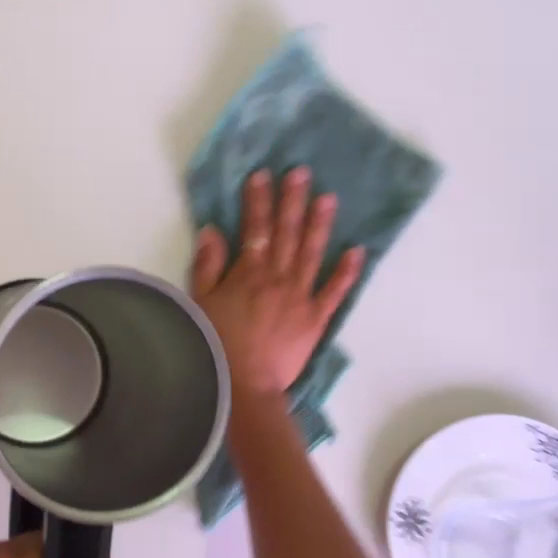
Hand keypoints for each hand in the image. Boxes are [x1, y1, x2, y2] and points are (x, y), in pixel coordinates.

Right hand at [191, 167, 362, 400]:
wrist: (244, 384)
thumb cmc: (215, 345)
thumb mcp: (201, 303)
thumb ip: (208, 266)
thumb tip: (212, 231)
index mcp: (248, 272)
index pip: (255, 228)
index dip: (258, 200)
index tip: (263, 175)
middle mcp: (278, 277)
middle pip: (287, 233)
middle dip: (292, 201)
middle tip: (301, 173)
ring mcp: (300, 296)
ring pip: (312, 252)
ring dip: (320, 224)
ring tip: (328, 198)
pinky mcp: (316, 318)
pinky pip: (334, 291)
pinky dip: (347, 271)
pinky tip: (357, 251)